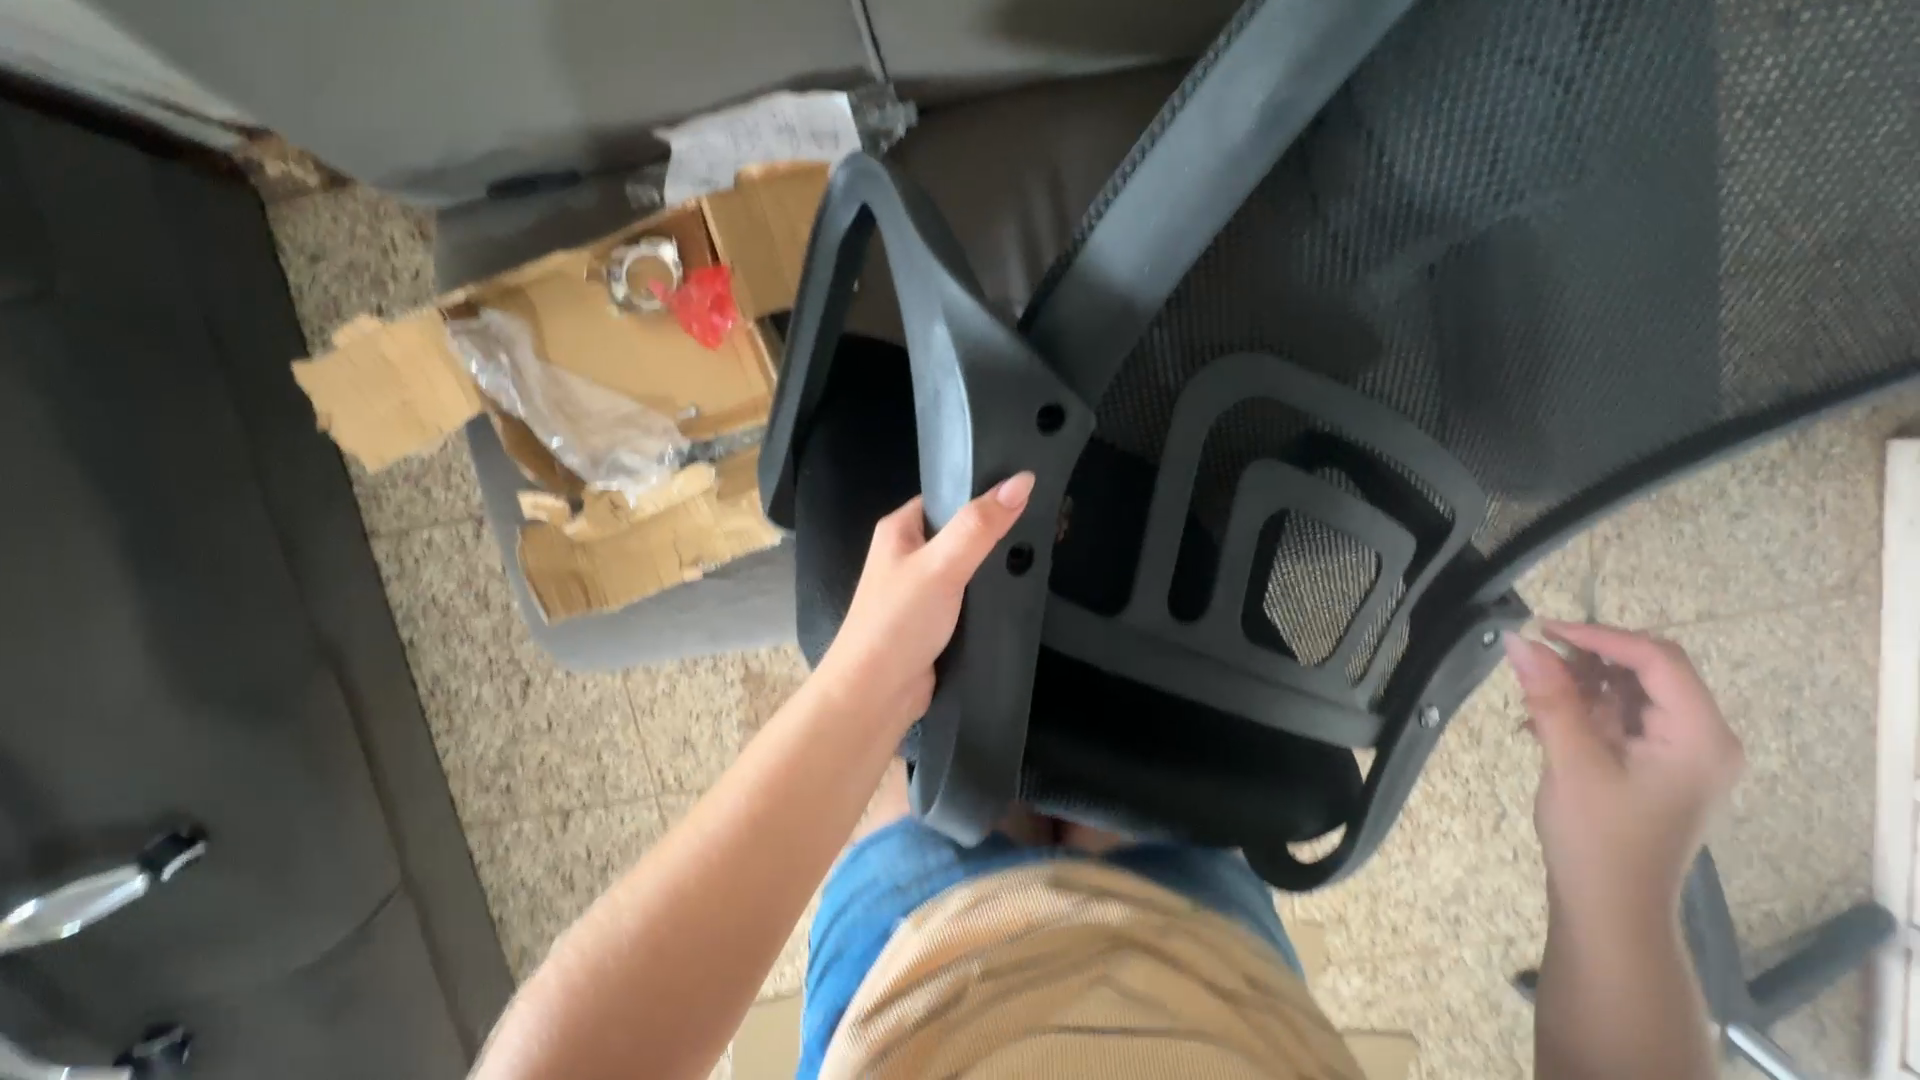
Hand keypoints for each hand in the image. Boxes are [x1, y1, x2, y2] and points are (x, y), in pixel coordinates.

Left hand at [811, 472, 1034, 732]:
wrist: (875, 695)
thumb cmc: (898, 623)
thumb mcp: (941, 565)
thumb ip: (980, 526)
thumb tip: (1022, 480)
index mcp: (899, 530)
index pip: (947, 497)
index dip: (982, 492)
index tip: (1028, 492)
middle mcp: (908, 556)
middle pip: (962, 533)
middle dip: (996, 534)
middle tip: (1044, 528)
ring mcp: (921, 591)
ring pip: (969, 569)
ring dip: (995, 570)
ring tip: (1039, 559)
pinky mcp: (936, 622)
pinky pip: (970, 600)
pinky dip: (990, 600)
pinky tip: (1016, 596)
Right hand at [1505, 622, 1744, 925]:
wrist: (1610, 909)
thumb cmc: (1598, 838)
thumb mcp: (1571, 761)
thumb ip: (1549, 696)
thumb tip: (1516, 640)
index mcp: (1700, 737)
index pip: (1658, 660)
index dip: (1601, 637)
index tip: (1541, 630)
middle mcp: (1704, 738)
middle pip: (1649, 672)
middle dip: (1588, 661)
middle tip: (1531, 663)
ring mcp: (1683, 753)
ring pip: (1631, 692)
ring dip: (1580, 685)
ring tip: (1531, 698)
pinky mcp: (1658, 765)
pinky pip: (1623, 717)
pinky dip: (1583, 709)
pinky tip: (1542, 721)